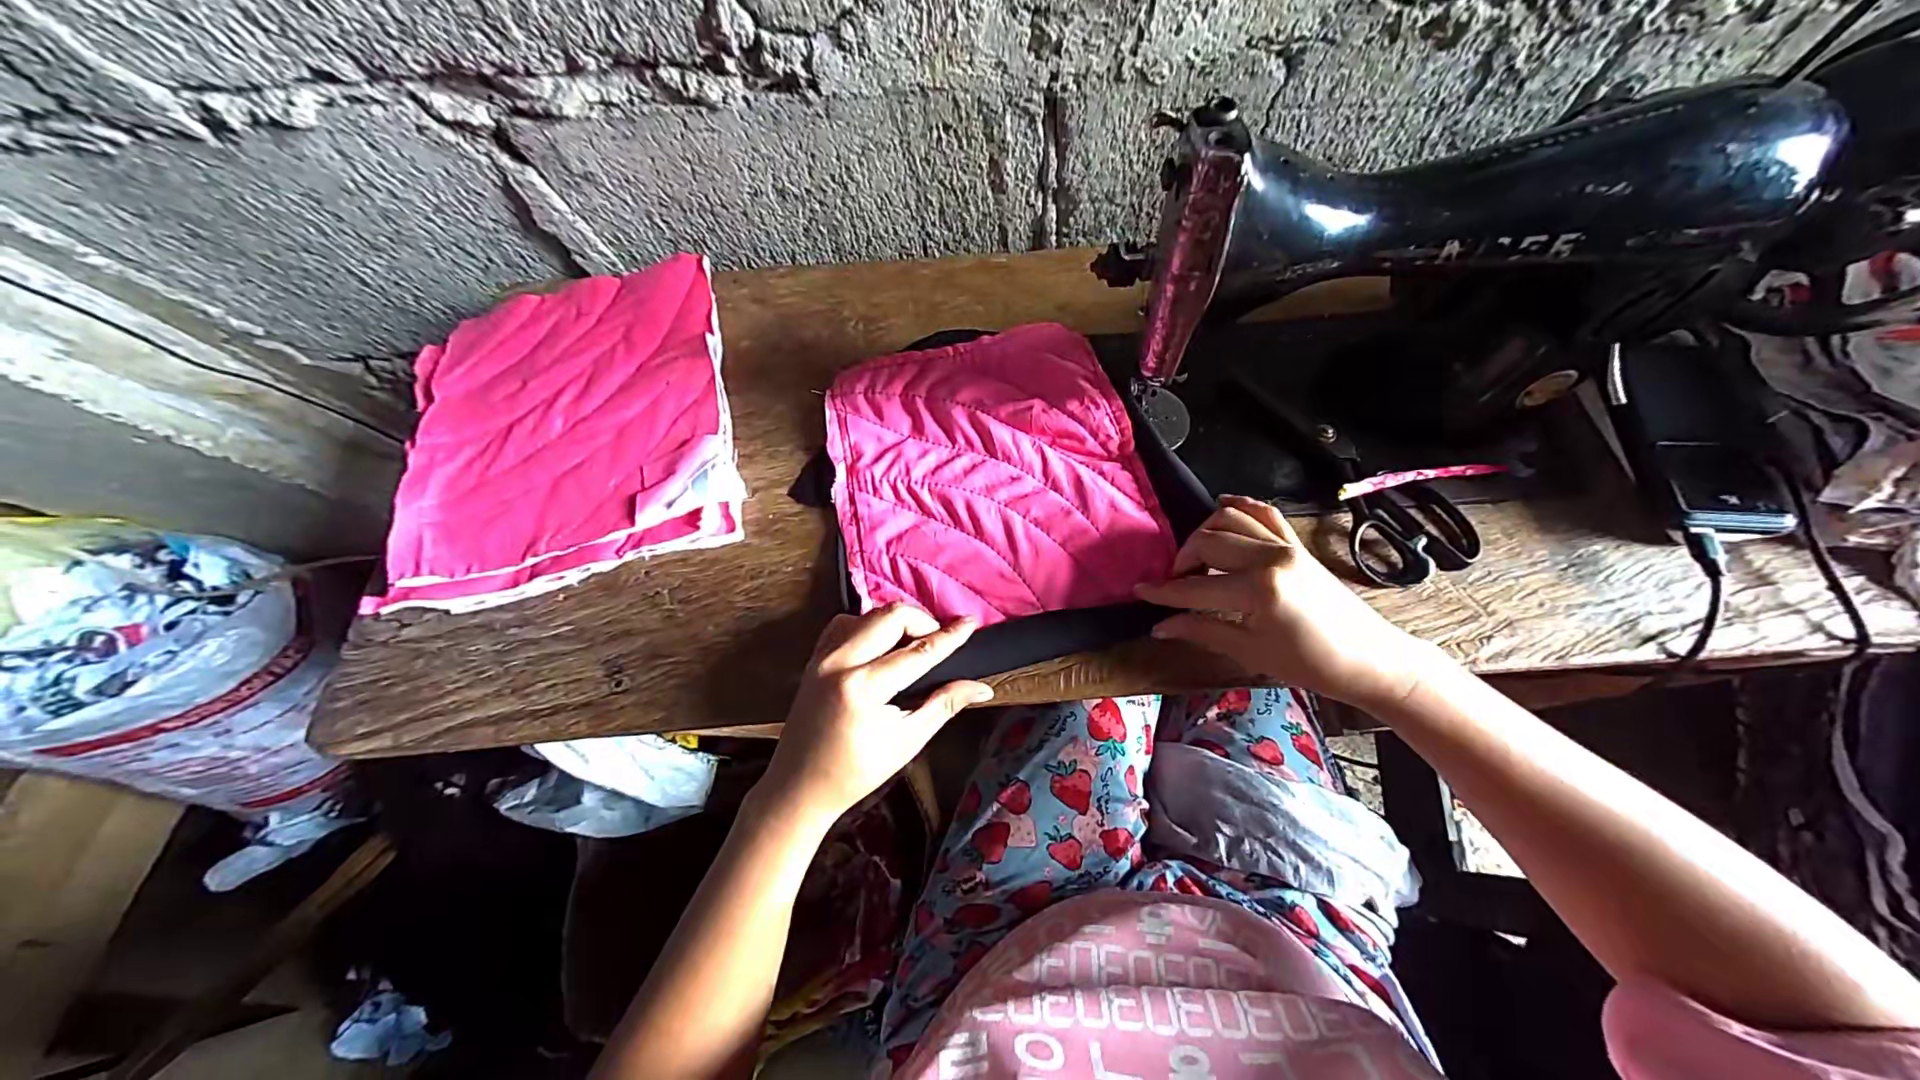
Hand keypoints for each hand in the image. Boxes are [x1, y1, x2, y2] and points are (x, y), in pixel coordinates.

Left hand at [762, 603, 992, 827]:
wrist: (799, 786)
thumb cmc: (855, 772)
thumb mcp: (907, 741)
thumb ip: (944, 705)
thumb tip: (980, 688)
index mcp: (864, 687)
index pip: (918, 651)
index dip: (949, 636)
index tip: (970, 624)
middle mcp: (840, 663)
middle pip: (891, 616)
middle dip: (922, 622)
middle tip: (938, 642)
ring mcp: (822, 657)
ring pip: (868, 614)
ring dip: (894, 622)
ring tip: (911, 646)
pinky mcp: (813, 658)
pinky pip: (845, 624)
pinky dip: (868, 626)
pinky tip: (880, 646)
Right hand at [1135, 495, 1447, 708]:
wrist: (1371, 659)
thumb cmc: (1311, 664)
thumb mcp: (1250, 652)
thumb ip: (1202, 630)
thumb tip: (1160, 626)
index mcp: (1259, 589)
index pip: (1195, 587)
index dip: (1163, 591)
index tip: (1139, 591)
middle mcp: (1270, 557)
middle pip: (1207, 541)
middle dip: (1182, 560)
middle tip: (1174, 583)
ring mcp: (1286, 545)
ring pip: (1230, 518)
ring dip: (1204, 533)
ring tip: (1196, 558)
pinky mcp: (1297, 543)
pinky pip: (1263, 512)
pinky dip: (1239, 507)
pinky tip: (1222, 511)